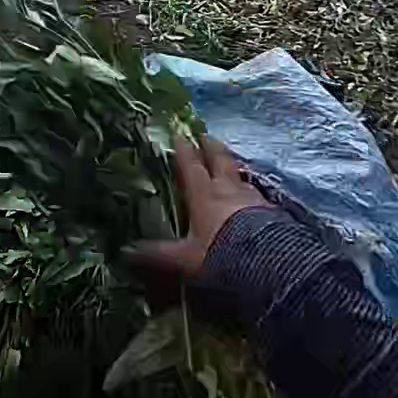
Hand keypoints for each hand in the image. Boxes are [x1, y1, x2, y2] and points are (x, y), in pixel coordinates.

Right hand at [129, 133, 269, 280]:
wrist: (268, 262)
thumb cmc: (221, 254)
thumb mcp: (186, 258)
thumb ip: (159, 253)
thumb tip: (127, 252)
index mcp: (203, 194)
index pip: (191, 166)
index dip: (184, 150)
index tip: (180, 135)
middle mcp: (227, 189)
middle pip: (219, 160)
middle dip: (210, 147)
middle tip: (205, 134)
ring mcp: (251, 197)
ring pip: (238, 173)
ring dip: (232, 164)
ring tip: (229, 158)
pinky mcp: (270, 209)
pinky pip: (256, 192)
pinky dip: (250, 188)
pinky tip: (252, 192)